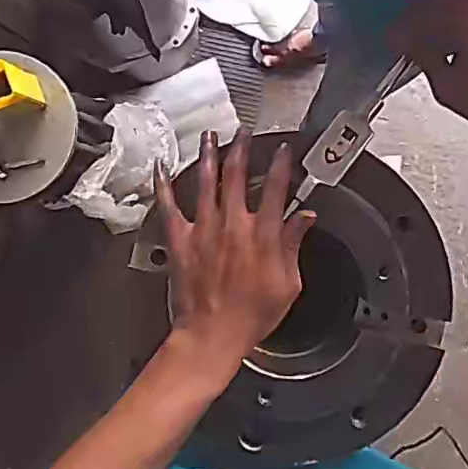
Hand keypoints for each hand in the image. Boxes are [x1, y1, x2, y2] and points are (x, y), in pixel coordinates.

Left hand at [153, 132, 315, 374]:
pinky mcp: (181, 240)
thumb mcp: (288, 284)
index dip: (280, 164)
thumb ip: (294, 245)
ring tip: (211, 136)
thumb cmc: (251, 315)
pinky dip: (164, 185)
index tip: (282, 150)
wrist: (213, 335)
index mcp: (262, 235)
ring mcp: (204, 230)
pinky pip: (170, 206)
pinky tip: (161, 167)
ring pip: (206, 182)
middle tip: (244, 133)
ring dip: (209, 155)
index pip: (275, 188)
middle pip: (238, 175)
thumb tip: (306, 218)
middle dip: (242, 148)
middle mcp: (233, 225)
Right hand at [392, 0, 467, 144]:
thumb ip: (427, 60)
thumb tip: (411, 45)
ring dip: (449, 3)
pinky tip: (467, 26)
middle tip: (411, 21)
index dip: (404, 27)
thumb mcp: (449, 88)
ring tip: (437, 20)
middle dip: (423, 7)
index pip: (425, 18)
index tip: (395, 35)